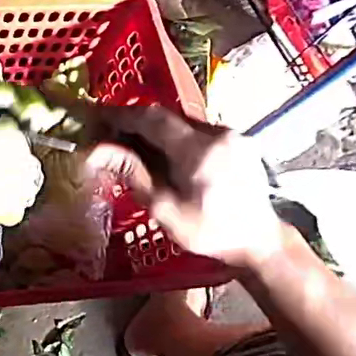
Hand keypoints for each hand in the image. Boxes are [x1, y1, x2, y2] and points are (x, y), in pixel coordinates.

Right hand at [85, 104, 284, 269]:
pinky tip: (167, 156)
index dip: (121, 114)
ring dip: (157, 131)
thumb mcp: (165, 209)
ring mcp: (232, 135)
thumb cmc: (210, 233)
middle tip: (110, 134)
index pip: (152, 119)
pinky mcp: (240, 140)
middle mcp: (218, 134)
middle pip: (167, 117)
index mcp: (198, 151)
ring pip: (183, 123)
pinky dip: (178, 138)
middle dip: (136, 123)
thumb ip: (133, 174)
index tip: (96, 115)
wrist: (259, 241)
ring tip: (135, 148)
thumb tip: (96, 152)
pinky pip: (200, 131)